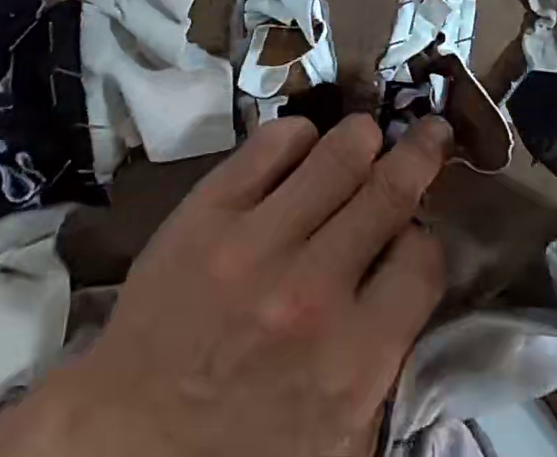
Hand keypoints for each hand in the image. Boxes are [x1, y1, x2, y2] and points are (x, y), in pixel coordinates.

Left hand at [0, 113, 452, 456]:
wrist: (123, 439)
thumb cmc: (242, 444)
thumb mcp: (339, 436)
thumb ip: (389, 358)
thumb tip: (416, 267)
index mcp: (354, 358)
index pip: (424, 258)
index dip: (425, 237)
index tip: (413, 233)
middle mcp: (313, 291)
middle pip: (390, 191)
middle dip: (421, 153)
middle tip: (433, 131)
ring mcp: (255, 244)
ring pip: (340, 153)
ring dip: (365, 136)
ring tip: (370, 133)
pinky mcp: (206, 213)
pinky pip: (273, 143)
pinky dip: (300, 135)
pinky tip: (305, 146)